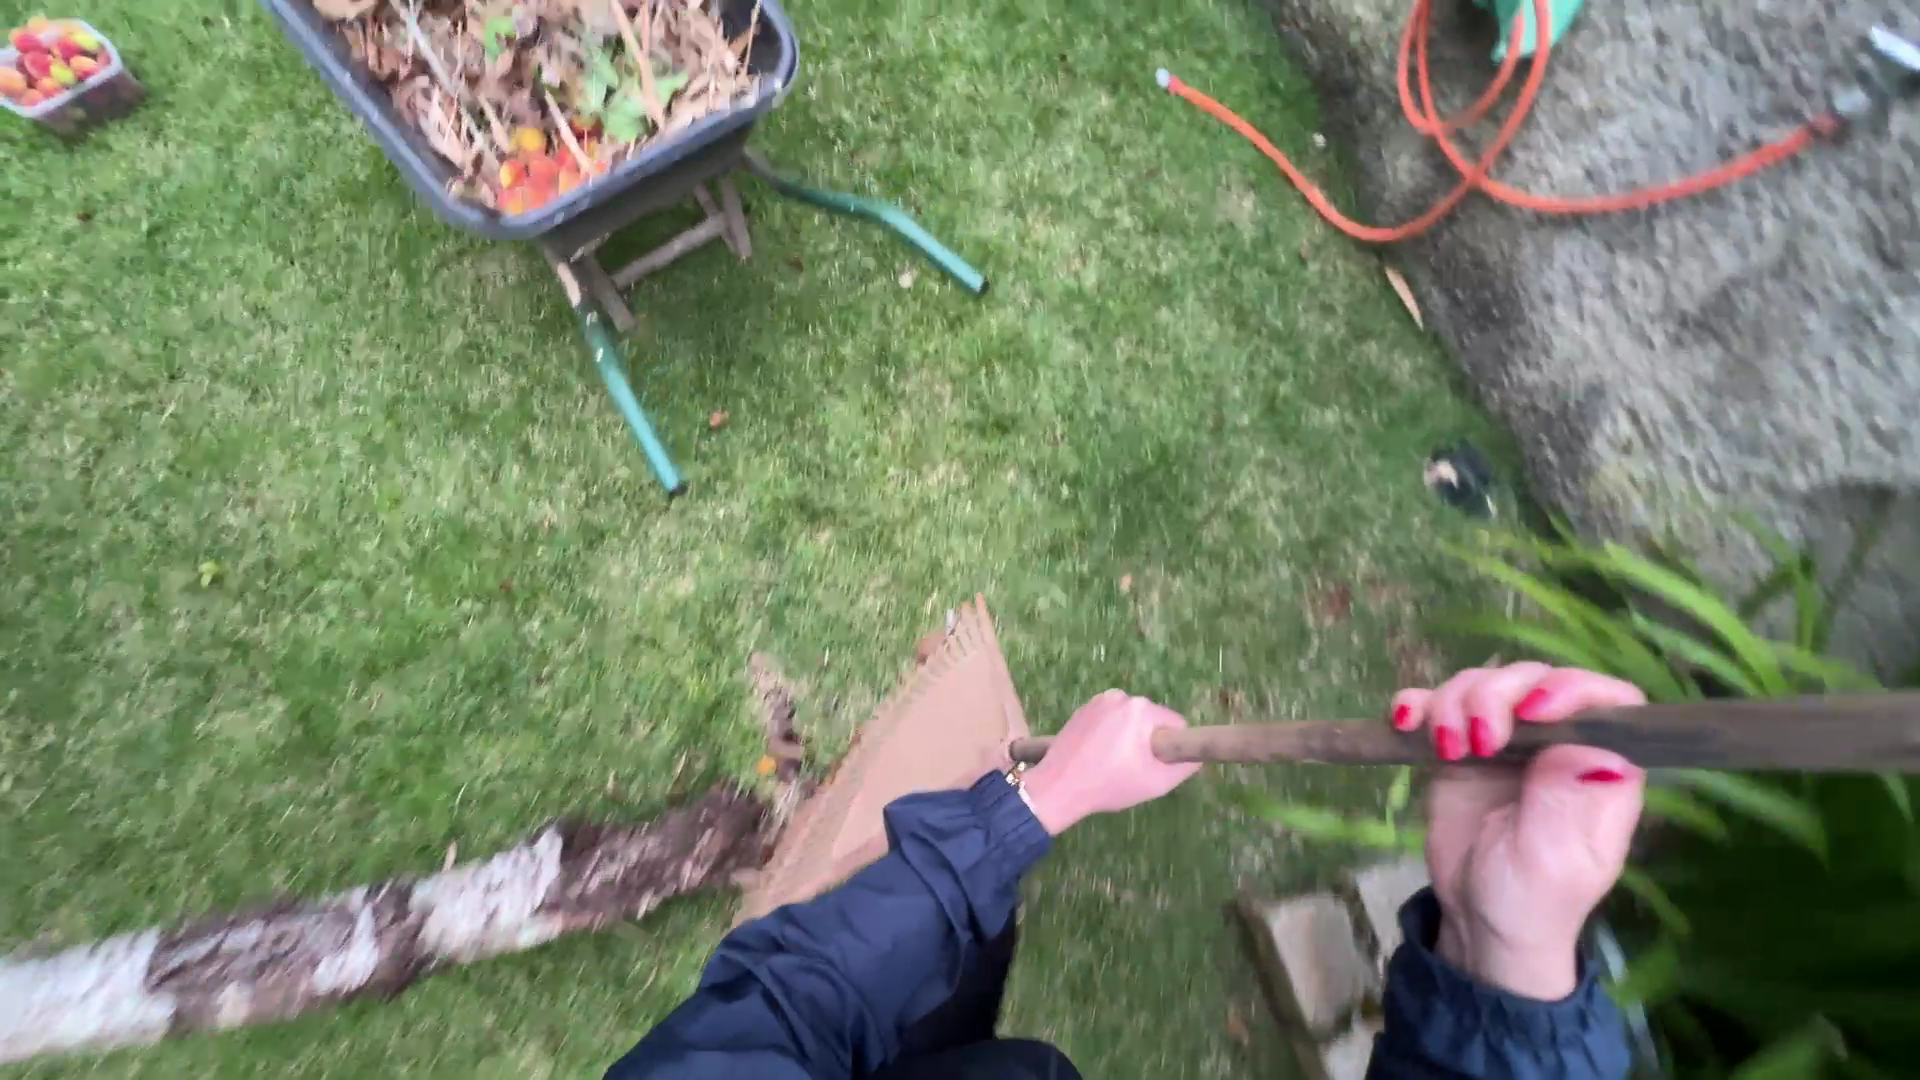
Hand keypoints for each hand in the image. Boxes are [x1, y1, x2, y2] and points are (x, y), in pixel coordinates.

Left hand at [1020, 690, 1200, 834]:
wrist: (1059, 786)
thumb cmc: (1110, 784)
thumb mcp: (1157, 782)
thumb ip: (1185, 767)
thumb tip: (1195, 756)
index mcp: (1140, 708)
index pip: (1175, 724)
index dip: (1171, 749)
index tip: (1154, 766)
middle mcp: (1120, 695)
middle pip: (1151, 721)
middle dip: (1148, 742)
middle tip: (1132, 768)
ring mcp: (1098, 700)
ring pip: (1130, 720)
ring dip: (1129, 738)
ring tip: (1113, 763)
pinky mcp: (1082, 708)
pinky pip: (1110, 720)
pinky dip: (1110, 734)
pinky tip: (1098, 755)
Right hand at [1390, 664, 1645, 999]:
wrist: (1476, 914)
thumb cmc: (1530, 899)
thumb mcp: (1552, 862)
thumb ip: (1565, 803)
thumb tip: (1592, 748)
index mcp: (1598, 769)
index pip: (1608, 700)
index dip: (1573, 689)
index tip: (1531, 711)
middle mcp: (1553, 744)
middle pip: (1532, 679)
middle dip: (1494, 696)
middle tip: (1474, 742)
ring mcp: (1502, 740)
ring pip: (1480, 683)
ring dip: (1451, 702)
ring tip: (1443, 748)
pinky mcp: (1455, 743)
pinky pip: (1432, 701)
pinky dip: (1414, 703)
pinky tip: (1403, 725)